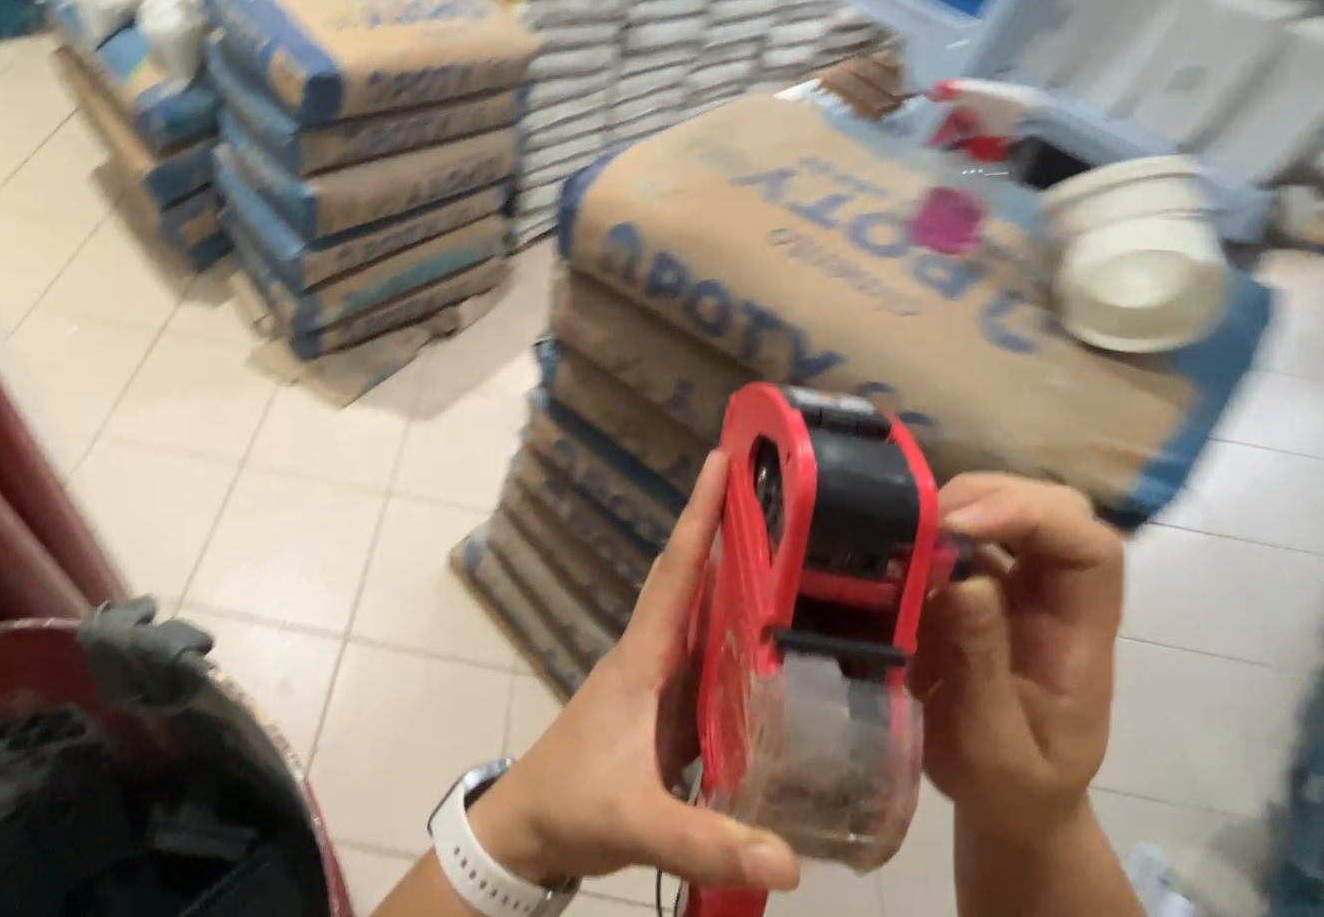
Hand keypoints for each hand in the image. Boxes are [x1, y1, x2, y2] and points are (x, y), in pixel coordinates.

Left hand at [469, 450, 801, 892]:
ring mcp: (661, 685)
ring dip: (737, 580)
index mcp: (641, 660)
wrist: (533, 828)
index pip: (676, 575)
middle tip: (775, 489)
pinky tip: (779, 641)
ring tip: (791, 547)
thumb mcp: (634, 821)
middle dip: (724, 532)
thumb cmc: (571, 804)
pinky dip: (742, 640)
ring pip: (704, 618)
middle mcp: (652, 658)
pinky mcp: (671, 713)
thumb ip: (703, 839)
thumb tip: (790, 860)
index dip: (697, 518)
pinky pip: (713, 662)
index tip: (719, 463)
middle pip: (693, 582)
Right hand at [910, 474, 1124, 842]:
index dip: (1031, 517)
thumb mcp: (996, 745)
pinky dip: (921, 531)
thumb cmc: (1010, 787)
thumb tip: (964, 581)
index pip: (1089, 549)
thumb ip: (983, 667)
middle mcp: (1053, 600)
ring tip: (893, 530)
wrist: (1006, 804)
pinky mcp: (971, 594)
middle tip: (916, 518)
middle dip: (985, 496)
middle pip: (1050, 509)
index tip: (955, 524)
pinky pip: (956, 541)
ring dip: (948, 507)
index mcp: (1078, 636)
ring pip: (1003, 513)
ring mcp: (1014, 592)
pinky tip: (885, 548)